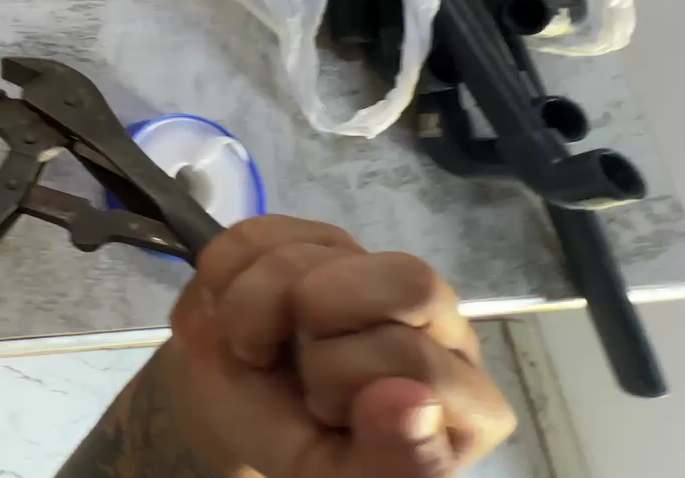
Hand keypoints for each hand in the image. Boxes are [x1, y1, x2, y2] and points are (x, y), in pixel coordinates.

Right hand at [155, 216, 515, 477]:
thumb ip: (392, 464)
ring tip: (250, 339)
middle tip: (284, 352)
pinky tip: (231, 302)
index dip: (341, 376)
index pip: (416, 357)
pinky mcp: (306, 236)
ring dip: (249, 303)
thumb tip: (409, 400)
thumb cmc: (291, 441)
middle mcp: (435, 321)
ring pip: (304, 254)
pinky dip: (222, 271)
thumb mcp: (337, 477)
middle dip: (311, 312)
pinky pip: (254, 231)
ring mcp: (366, 267)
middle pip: (407, 280)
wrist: (224, 401)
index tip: (318, 408)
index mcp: (462, 395)